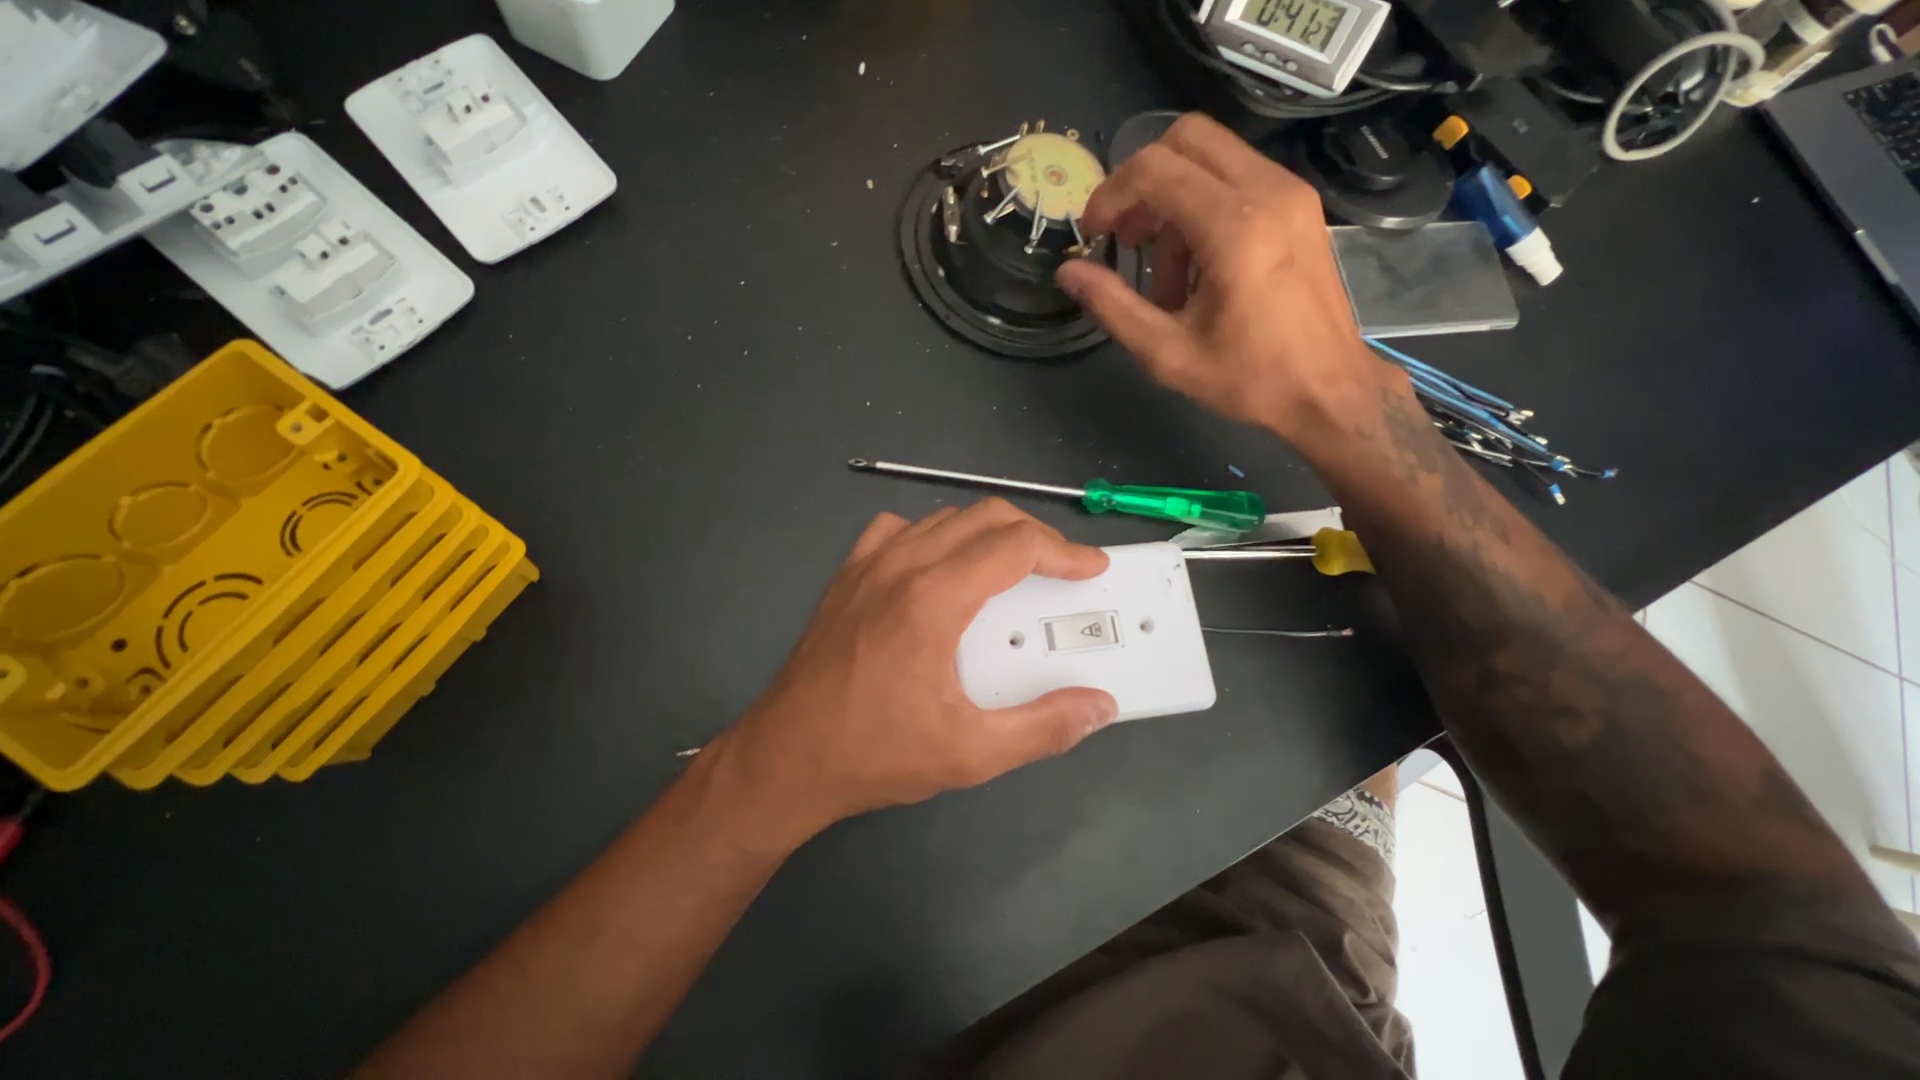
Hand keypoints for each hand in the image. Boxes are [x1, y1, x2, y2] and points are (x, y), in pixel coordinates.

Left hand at [708, 499, 1117, 836]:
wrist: (785, 759)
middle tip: (1061, 571)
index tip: (1091, 569)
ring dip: (986, 533)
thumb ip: (1043, 728)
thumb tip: (1099, 706)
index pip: (1015, 545)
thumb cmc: (876, 754)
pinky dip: (931, 536)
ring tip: (1011, 571)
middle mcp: (899, 567)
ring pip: (942, 518)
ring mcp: (866, 567)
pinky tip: (938, 570)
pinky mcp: (844, 578)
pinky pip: (896, 531)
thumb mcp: (971, 753)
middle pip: (983, 517)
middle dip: (1034, 536)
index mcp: (933, 599)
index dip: (1064, 551)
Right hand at [1056, 113, 1400, 444]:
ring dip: (1174, 198)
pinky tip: (1200, 264)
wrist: (1332, 390)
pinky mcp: (1301, 205)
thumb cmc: (1251, 379)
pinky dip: (1205, 204)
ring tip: (1168, 271)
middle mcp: (1267, 192)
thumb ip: (1112, 306)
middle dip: (1142, 181)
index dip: (1110, 194)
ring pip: (1212, 156)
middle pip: (1186, 138)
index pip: (1155, 168)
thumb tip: (1067, 272)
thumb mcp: (1168, 354)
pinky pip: (1238, 177)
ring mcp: (1291, 192)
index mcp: (1234, 228)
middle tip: (1128, 236)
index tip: (1094, 234)